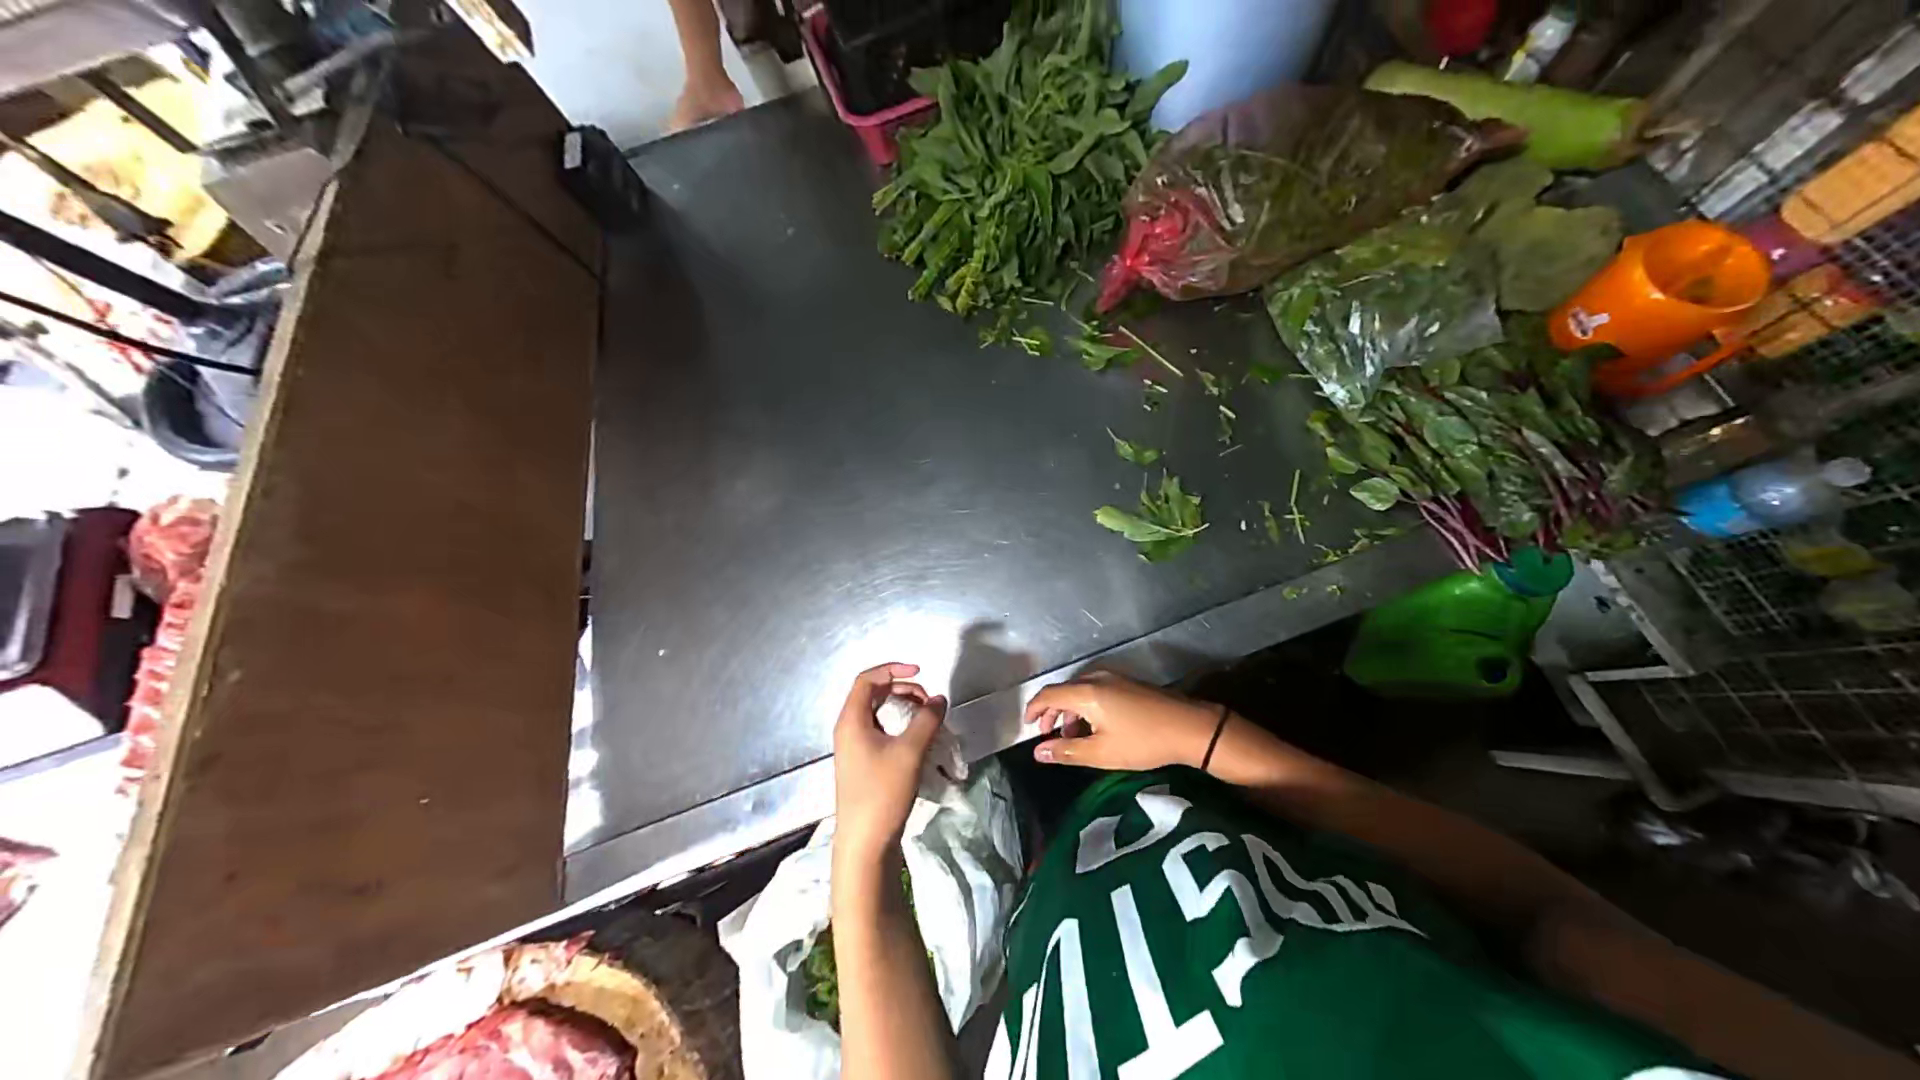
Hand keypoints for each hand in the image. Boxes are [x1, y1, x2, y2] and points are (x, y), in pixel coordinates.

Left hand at [833, 662, 946, 860]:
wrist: (864, 842)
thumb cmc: (882, 792)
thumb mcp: (910, 751)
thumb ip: (926, 719)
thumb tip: (939, 699)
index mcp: (851, 720)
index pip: (867, 679)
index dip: (893, 669)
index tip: (920, 672)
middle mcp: (847, 729)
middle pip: (872, 694)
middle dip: (902, 689)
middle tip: (927, 700)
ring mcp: (853, 748)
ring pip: (877, 714)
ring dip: (902, 708)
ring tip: (926, 718)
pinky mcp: (861, 764)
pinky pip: (879, 731)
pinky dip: (899, 726)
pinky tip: (917, 739)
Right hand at [1026, 671, 1223, 770]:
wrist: (1189, 727)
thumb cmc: (1143, 742)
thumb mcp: (1101, 753)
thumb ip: (1067, 751)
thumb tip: (1038, 752)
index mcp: (1086, 692)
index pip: (1048, 695)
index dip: (1034, 709)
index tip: (1028, 726)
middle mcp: (1096, 678)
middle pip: (1063, 691)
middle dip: (1052, 713)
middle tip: (1049, 736)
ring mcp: (1113, 677)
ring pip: (1079, 690)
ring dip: (1070, 711)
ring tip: (1073, 736)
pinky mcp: (1126, 682)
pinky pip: (1094, 690)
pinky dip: (1085, 706)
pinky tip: (1094, 727)